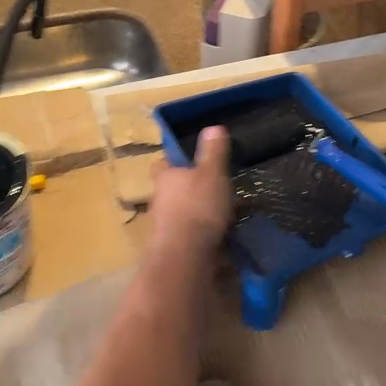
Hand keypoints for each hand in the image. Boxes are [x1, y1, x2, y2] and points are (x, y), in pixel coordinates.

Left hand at [151, 126, 232, 257]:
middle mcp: (159, 201)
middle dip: (190, 192)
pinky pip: (190, 239)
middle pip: (172, 192)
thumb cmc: (197, 207)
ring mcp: (164, 228)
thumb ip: (213, 152)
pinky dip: (204, 239)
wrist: (184, 258)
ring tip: (226, 219)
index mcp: (165, 178)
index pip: (162, 165)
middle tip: (215, 192)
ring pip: (182, 216)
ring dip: (199, 218)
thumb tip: (212, 127)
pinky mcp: (173, 251)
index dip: (173, 162)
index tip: (188, 162)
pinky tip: (223, 243)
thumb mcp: (212, 173)